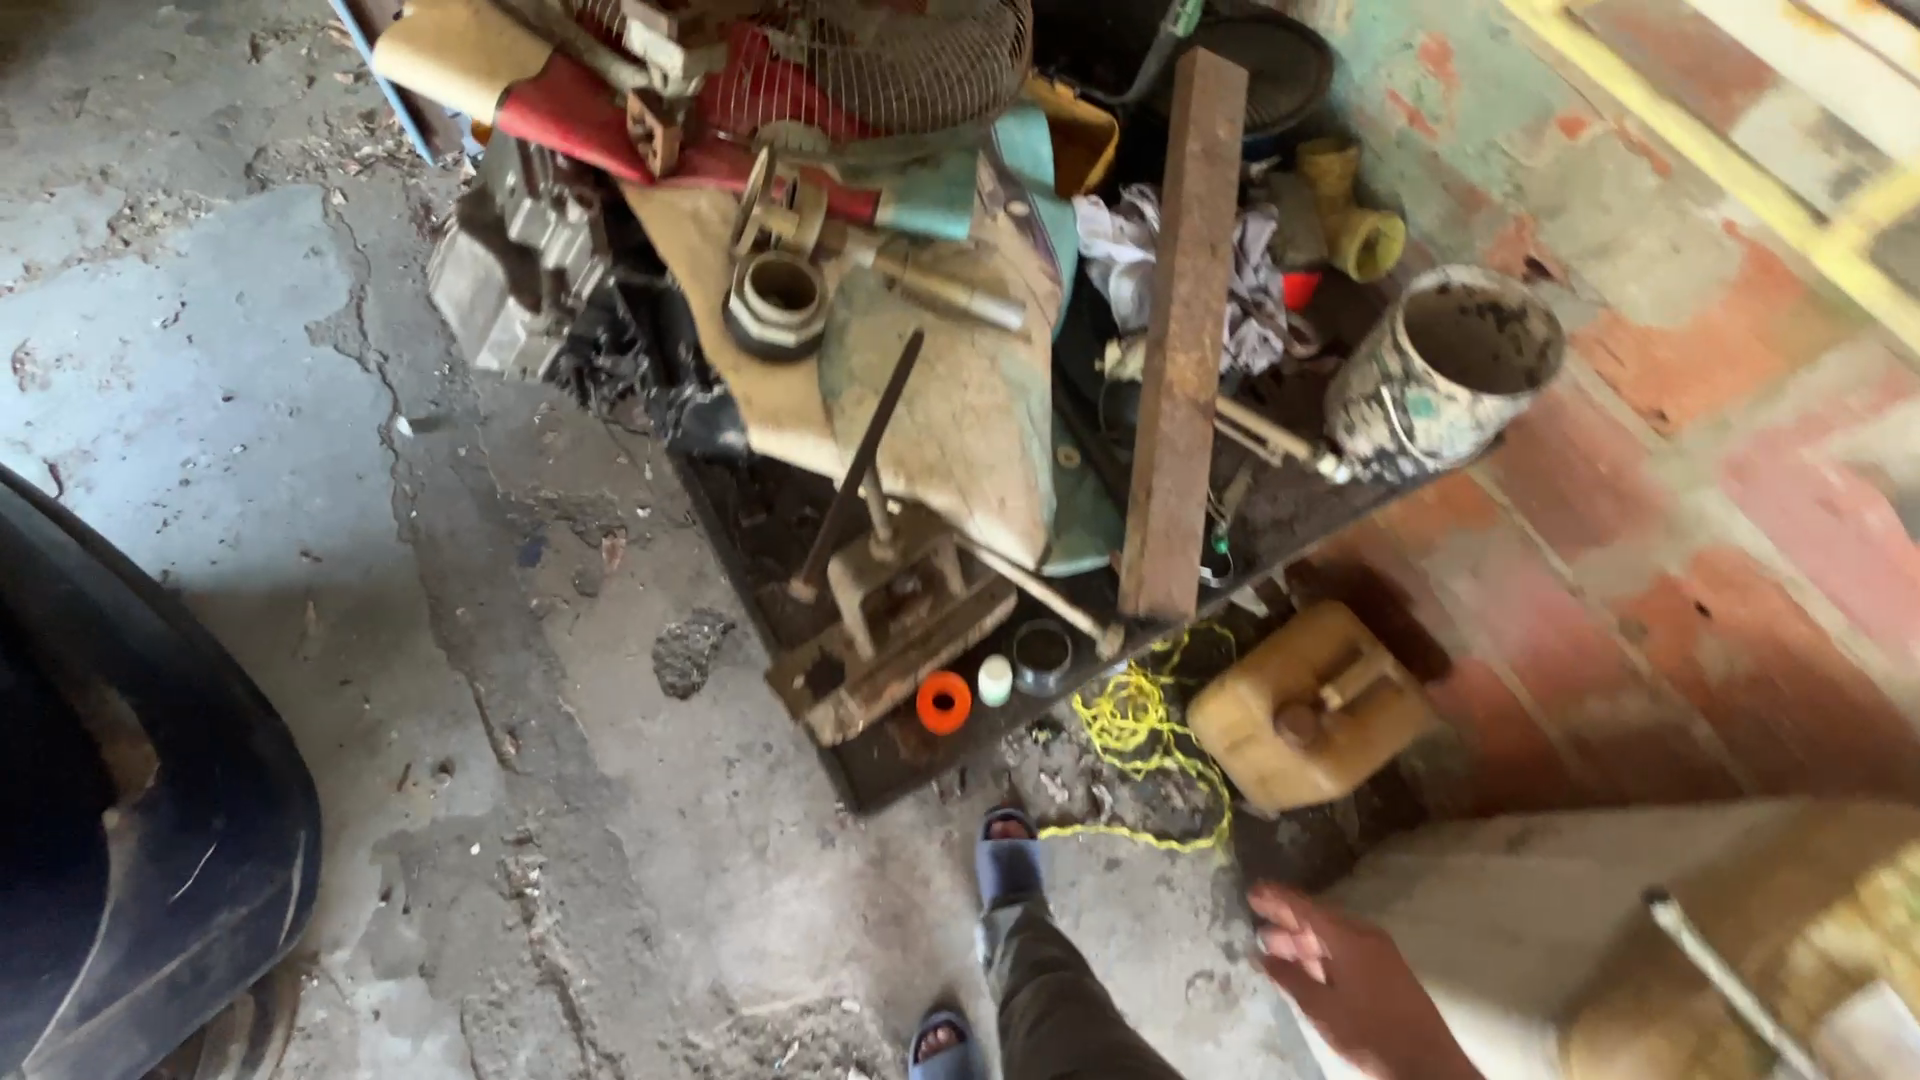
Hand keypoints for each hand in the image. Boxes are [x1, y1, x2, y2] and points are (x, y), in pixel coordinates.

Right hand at [1248, 882, 1481, 1079]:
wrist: (1432, 1070)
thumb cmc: (1371, 1034)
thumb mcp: (1322, 1008)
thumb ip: (1290, 978)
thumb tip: (1262, 956)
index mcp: (1348, 937)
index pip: (1304, 907)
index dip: (1276, 898)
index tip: (1251, 891)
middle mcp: (1364, 936)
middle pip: (1318, 919)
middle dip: (1286, 921)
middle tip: (1257, 921)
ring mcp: (1380, 954)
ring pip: (1332, 937)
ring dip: (1303, 941)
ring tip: (1274, 948)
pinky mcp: (1388, 973)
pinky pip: (1346, 951)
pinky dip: (1322, 954)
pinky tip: (1306, 968)